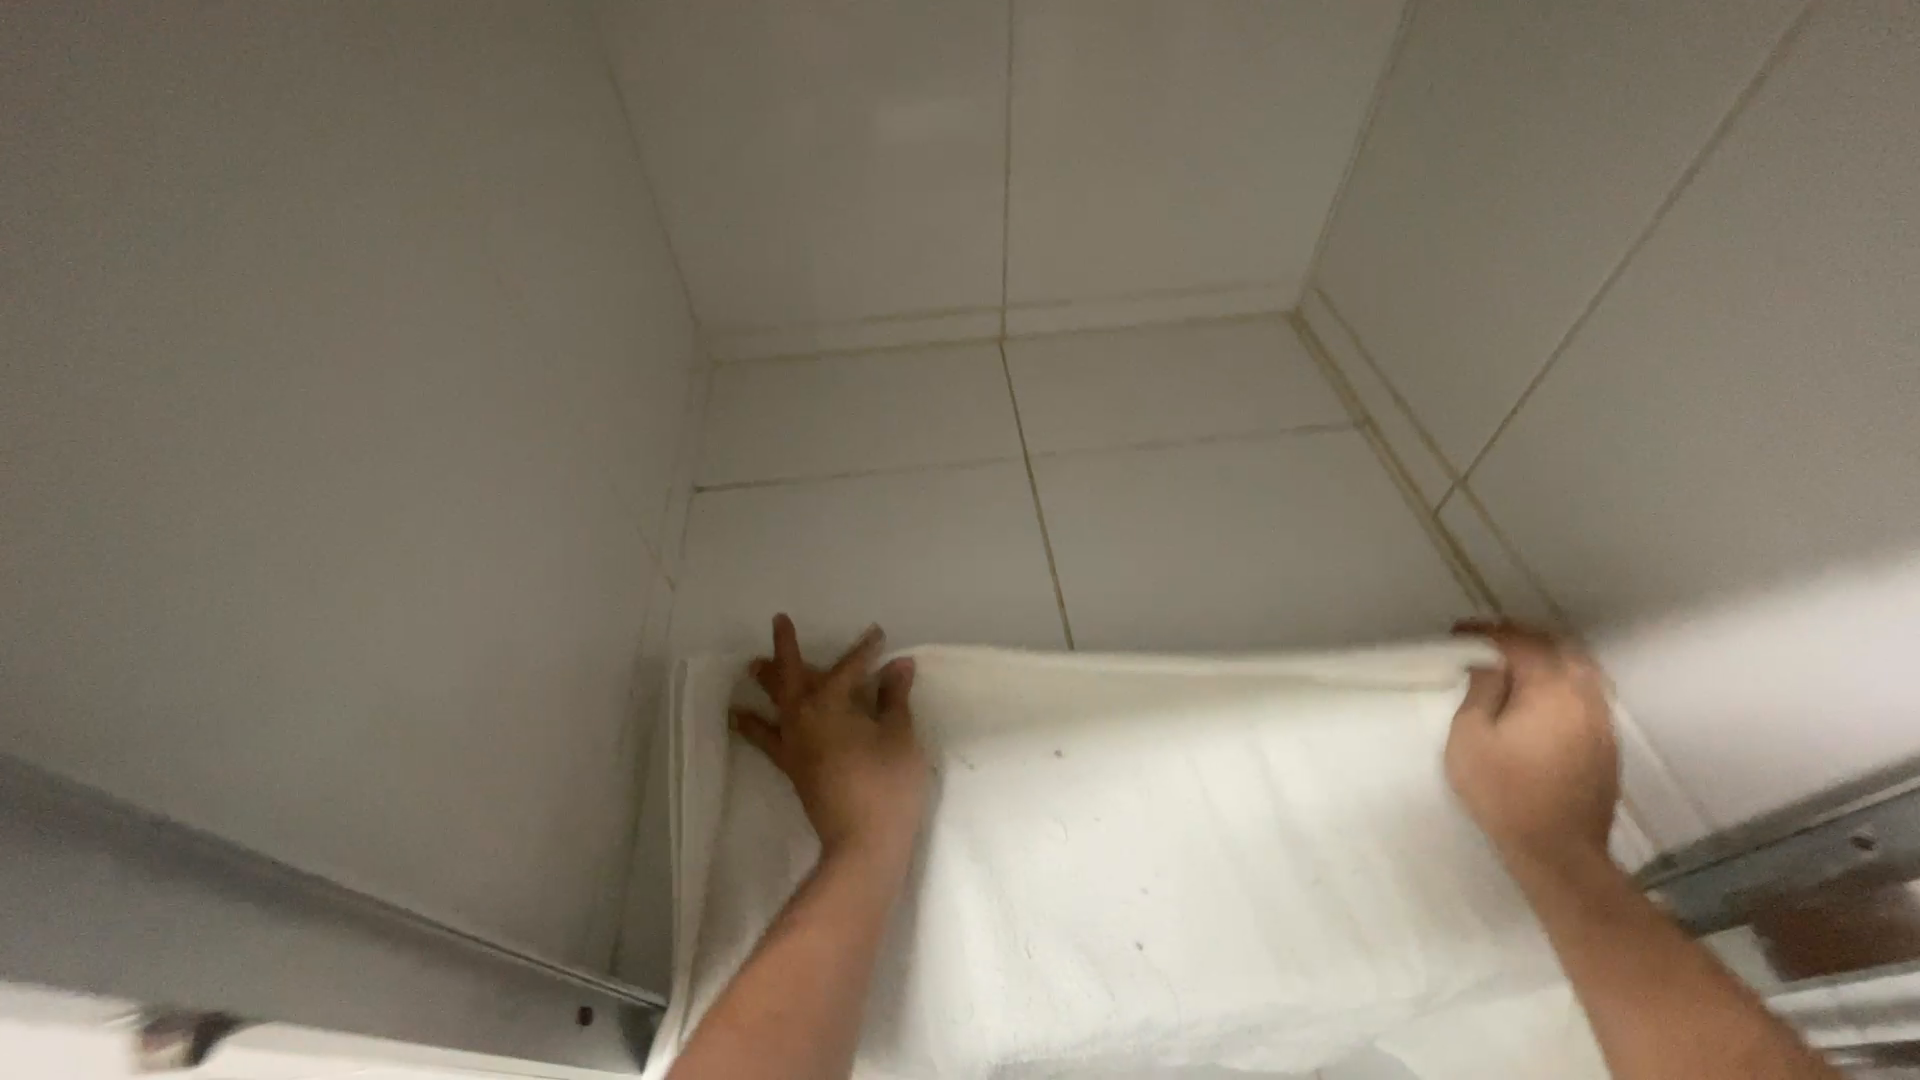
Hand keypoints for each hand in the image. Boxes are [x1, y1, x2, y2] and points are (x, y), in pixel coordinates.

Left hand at [731, 615, 928, 862]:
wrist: (863, 844)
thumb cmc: (887, 785)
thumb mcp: (899, 736)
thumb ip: (894, 698)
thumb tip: (898, 665)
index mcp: (832, 703)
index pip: (849, 668)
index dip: (865, 651)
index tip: (877, 635)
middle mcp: (804, 717)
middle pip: (792, 676)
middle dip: (787, 648)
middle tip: (780, 621)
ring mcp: (793, 744)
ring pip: (774, 703)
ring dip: (766, 681)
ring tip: (752, 665)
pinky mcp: (792, 767)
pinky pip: (765, 738)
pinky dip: (751, 724)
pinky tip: (738, 716)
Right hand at [1445, 619, 1619, 876]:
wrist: (1557, 850)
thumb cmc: (1502, 790)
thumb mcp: (1470, 736)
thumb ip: (1482, 691)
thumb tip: (1490, 665)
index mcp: (1551, 691)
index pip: (1522, 644)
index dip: (1489, 632)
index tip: (1459, 633)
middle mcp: (1585, 698)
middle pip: (1561, 648)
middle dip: (1524, 638)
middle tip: (1488, 641)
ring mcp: (1601, 723)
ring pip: (1581, 671)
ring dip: (1547, 659)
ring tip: (1513, 665)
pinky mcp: (1605, 744)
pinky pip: (1586, 694)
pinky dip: (1561, 681)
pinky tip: (1538, 696)